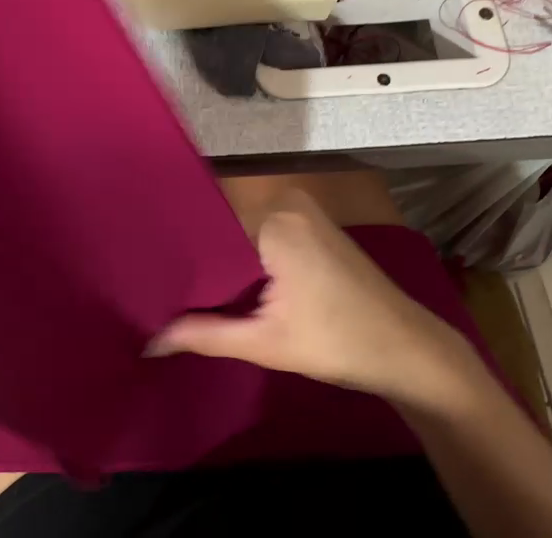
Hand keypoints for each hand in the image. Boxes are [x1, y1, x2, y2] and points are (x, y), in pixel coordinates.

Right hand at [149, 191, 485, 409]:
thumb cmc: (338, 343)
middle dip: (197, 256)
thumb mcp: (265, 343)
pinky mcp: (313, 223)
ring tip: (179, 284)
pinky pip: (263, 230)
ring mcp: (303, 210)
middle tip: (155, 284)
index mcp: (272, 220)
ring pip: (242, 229)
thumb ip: (204, 335)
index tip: (144, 272)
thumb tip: (148, 341)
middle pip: (223, 225)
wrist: (407, 348)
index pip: (207, 223)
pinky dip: (245, 255)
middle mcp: (285, 202)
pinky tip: (224, 281)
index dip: (178, 250)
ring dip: (221, 257)